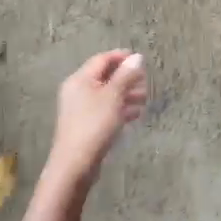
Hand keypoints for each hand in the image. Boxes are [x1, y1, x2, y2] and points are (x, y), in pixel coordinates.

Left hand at [45, 50, 148, 187]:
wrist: (75, 164)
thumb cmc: (94, 124)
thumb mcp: (113, 96)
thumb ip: (125, 75)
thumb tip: (136, 57)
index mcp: (80, 79)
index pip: (102, 59)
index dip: (122, 57)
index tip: (141, 60)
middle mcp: (78, 90)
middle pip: (105, 76)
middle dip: (126, 77)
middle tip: (146, 82)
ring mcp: (80, 109)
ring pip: (106, 94)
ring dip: (126, 94)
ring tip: (145, 99)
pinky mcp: (85, 125)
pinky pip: (104, 109)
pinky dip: (119, 108)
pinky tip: (135, 114)